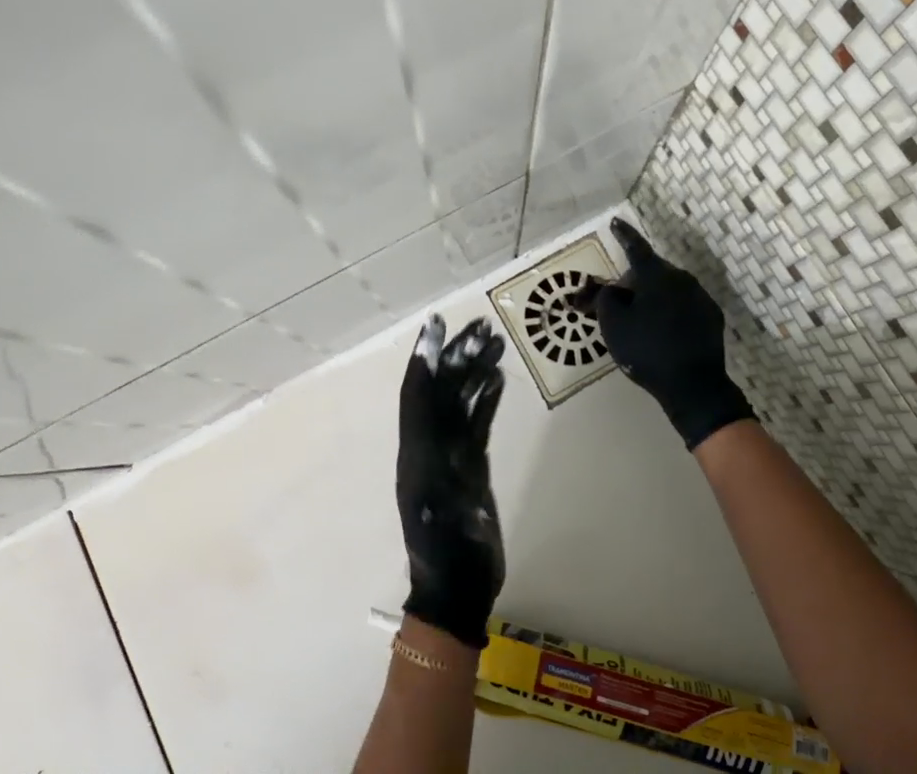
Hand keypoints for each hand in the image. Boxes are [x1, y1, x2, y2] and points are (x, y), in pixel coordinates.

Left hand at [396, 314, 505, 648]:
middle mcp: (429, 447)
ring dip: (473, 369)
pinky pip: (476, 421)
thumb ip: (444, 490)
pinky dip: (485, 397)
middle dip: (457, 354)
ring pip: (459, 400)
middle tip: (482, 323)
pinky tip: (499, 376)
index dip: (425, 359)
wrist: (455, 592)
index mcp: (417, 455)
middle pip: (441, 390)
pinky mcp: (469, 466)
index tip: (436, 324)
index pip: (417, 396)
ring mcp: (450, 455)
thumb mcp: (442, 528)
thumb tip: (449, 457)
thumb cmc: (447, 561)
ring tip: (495, 338)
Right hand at [578, 218, 754, 449]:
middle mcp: (681, 278)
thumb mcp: (613, 325)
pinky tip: (663, 330)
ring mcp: (700, 296)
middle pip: (652, 271)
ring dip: (654, 296)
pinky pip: (684, 305)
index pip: (636, 247)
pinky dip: (671, 311)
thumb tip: (614, 288)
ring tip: (641, 318)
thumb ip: (607, 298)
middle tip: (618, 299)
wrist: (693, 384)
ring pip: (669, 288)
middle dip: (634, 280)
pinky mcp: (712, 316)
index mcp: (655, 276)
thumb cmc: (646, 351)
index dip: (624, 235)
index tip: (616, 222)